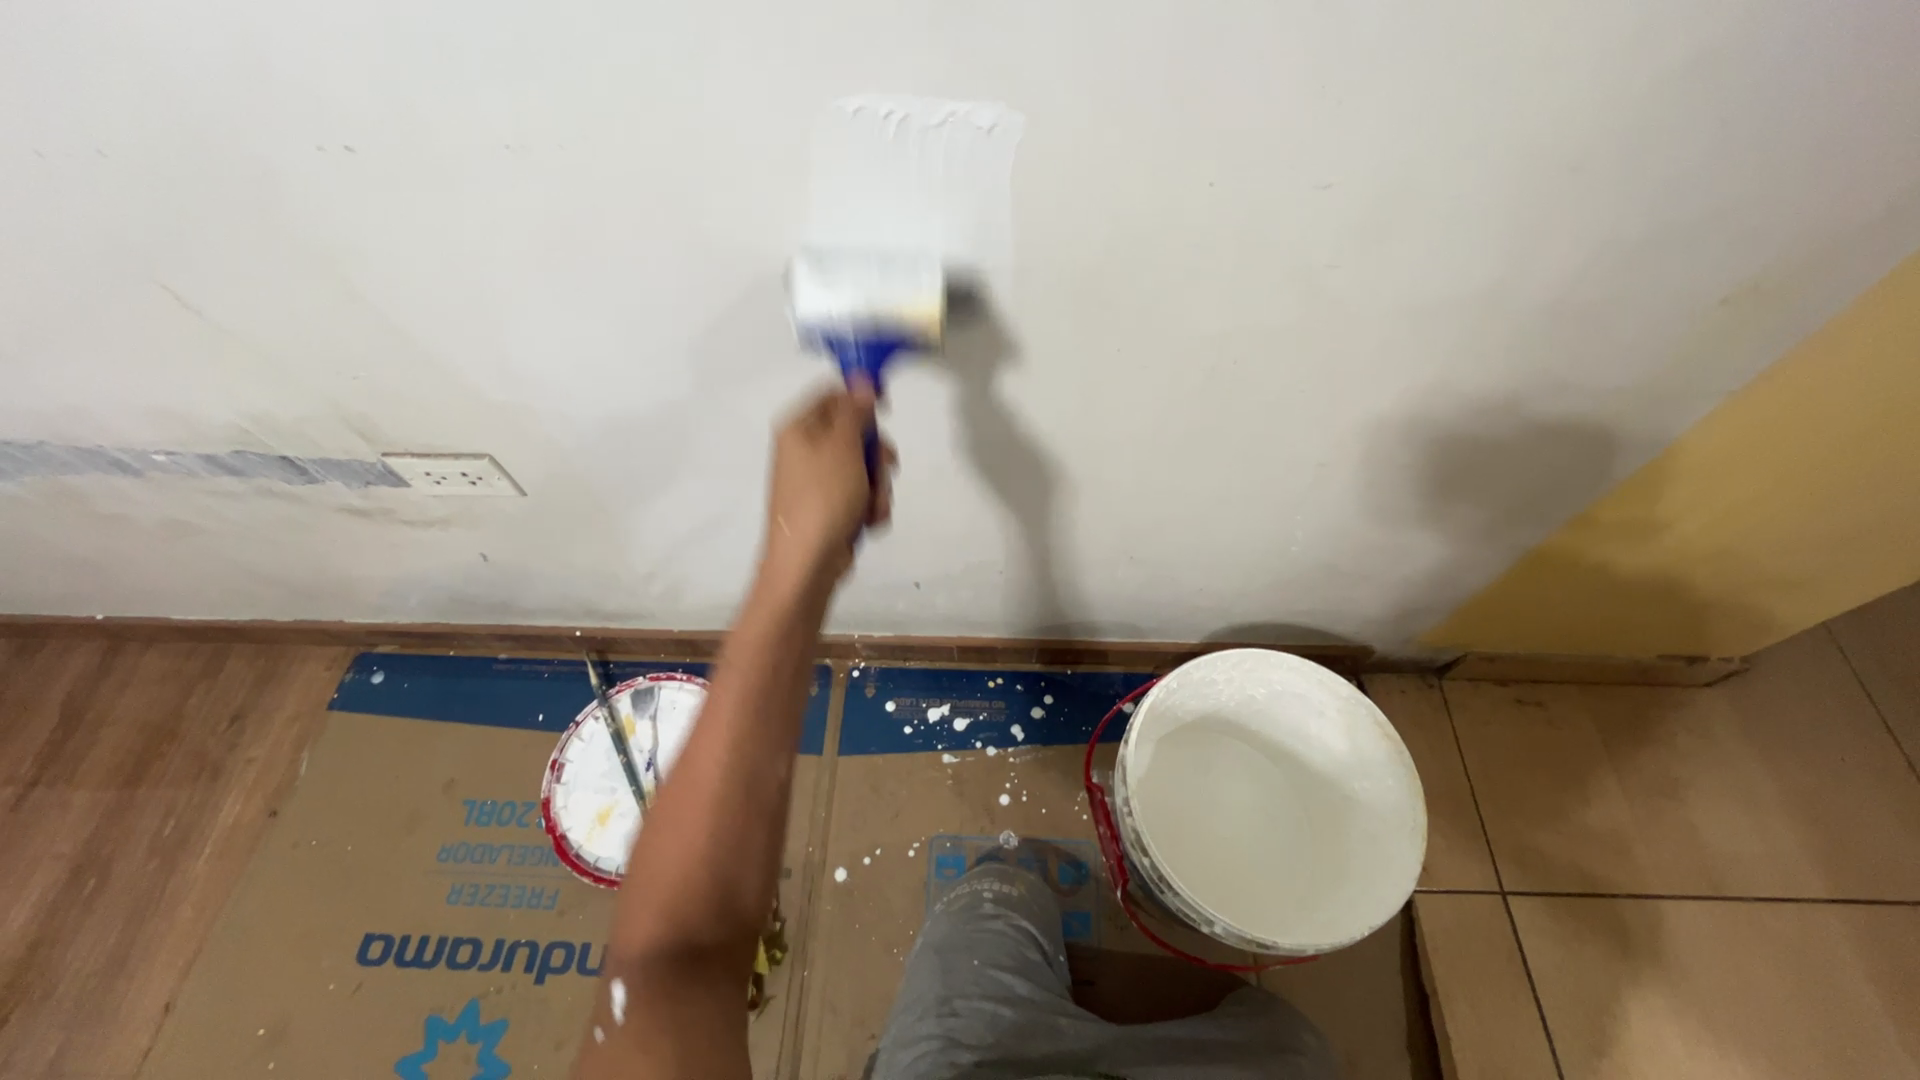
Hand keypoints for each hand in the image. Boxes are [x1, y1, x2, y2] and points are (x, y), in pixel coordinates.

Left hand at [762, 379, 895, 584]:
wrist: (807, 563)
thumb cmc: (823, 498)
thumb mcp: (843, 446)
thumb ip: (855, 410)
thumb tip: (861, 379)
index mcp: (799, 427)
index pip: (835, 394)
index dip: (863, 398)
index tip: (888, 410)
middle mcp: (806, 450)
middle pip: (857, 433)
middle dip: (877, 455)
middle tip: (882, 468)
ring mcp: (819, 481)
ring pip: (866, 467)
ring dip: (878, 486)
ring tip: (870, 507)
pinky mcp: (832, 507)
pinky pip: (862, 494)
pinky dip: (869, 507)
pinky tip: (867, 522)